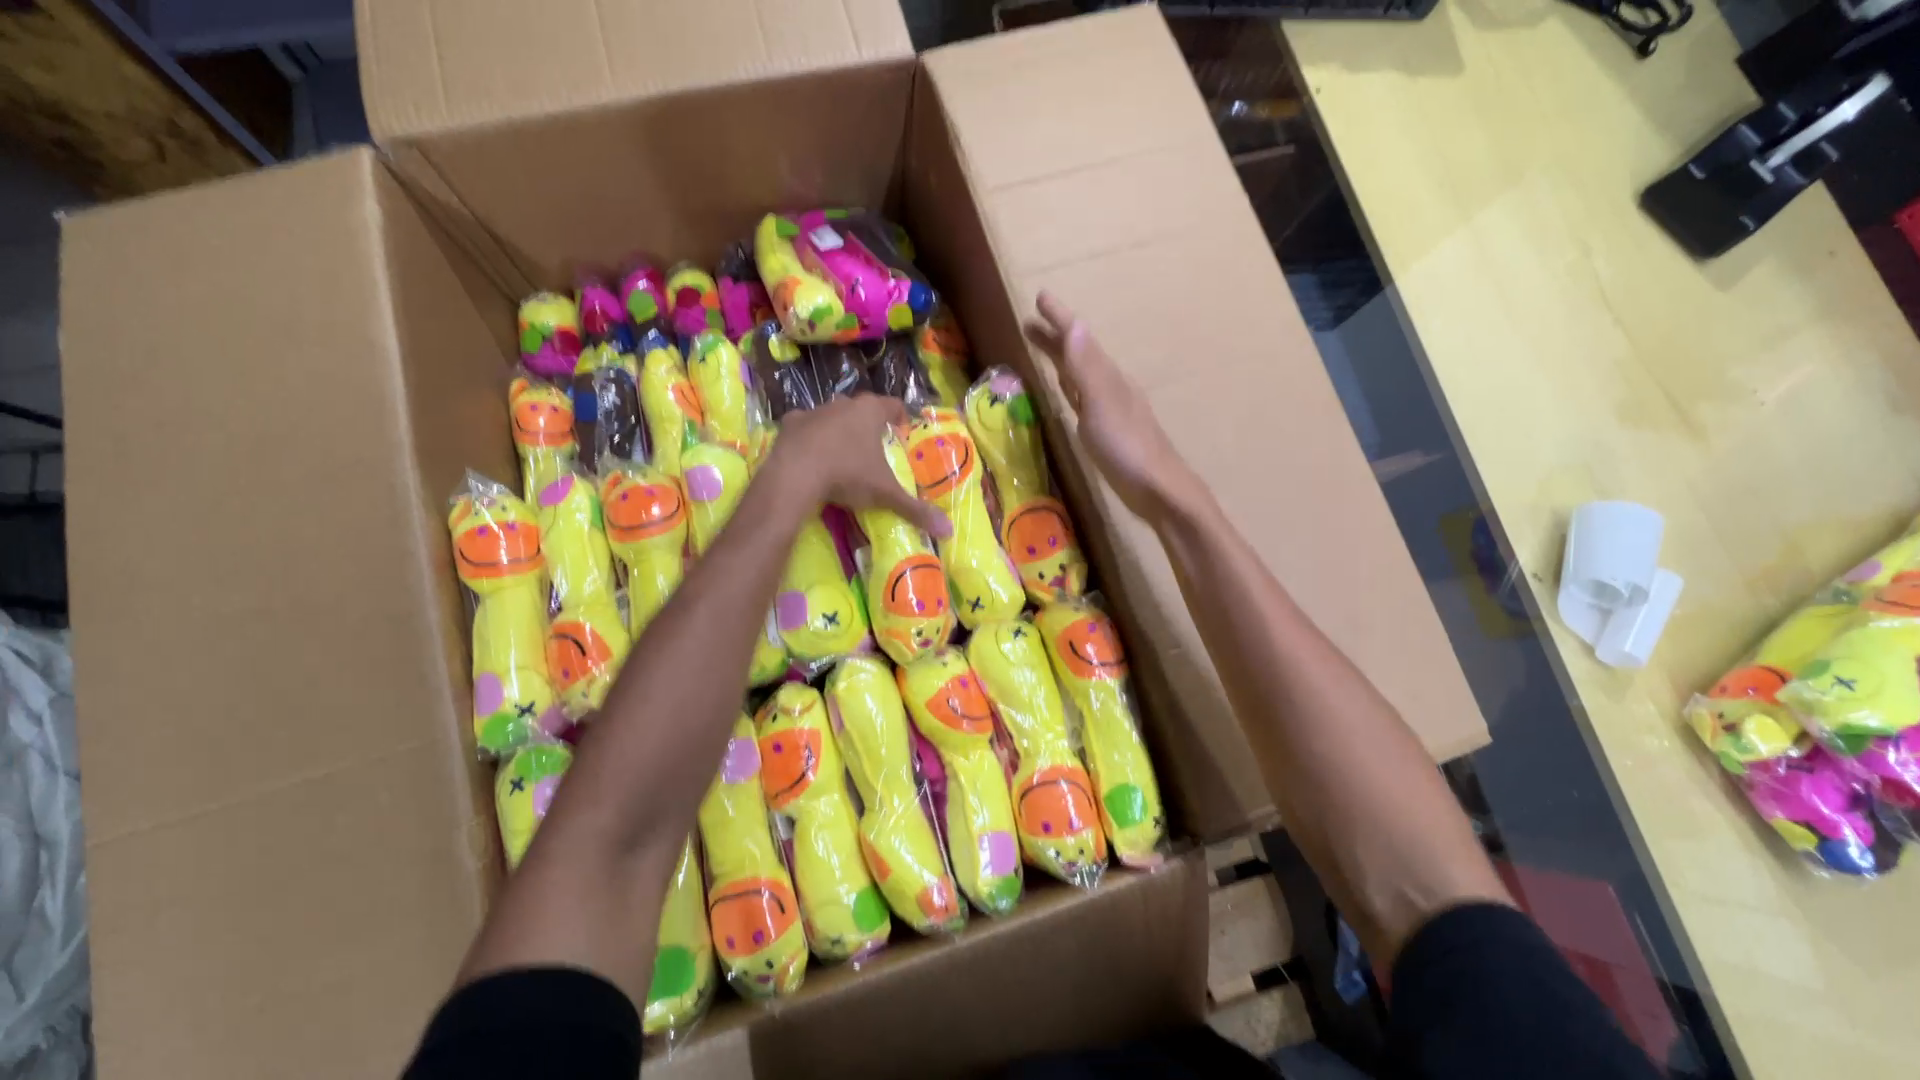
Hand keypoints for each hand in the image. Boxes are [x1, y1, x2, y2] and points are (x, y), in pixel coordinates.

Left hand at [769, 394, 952, 537]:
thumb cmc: (847, 475)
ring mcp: (815, 410)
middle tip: (873, 451)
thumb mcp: (884, 493)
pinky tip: (811, 458)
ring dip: (839, 430)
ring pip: (833, 416)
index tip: (902, 436)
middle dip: (869, 426)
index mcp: (870, 411)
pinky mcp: (791, 423)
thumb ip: (915, 509)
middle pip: (862, 409)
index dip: (901, 420)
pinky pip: (805, 427)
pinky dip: (810, 438)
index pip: (894, 405)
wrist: (795, 475)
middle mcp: (844, 403)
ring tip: (841, 456)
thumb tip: (948, 531)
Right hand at [1031, 292, 1198, 524]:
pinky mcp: (1106, 432)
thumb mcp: (1101, 403)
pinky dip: (1070, 388)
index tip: (1040, 296)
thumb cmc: (1126, 446)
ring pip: (1080, 376)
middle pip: (1078, 355)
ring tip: (1044, 348)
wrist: (1157, 490)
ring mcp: (1109, 410)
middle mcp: (1109, 387)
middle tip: (1030, 322)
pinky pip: (1082, 399)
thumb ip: (1085, 367)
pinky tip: (1068, 394)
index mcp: (1106, 377)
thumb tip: (1073, 323)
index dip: (1059, 319)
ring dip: (1062, 360)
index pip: (1078, 340)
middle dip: (1055, 338)